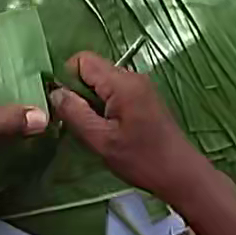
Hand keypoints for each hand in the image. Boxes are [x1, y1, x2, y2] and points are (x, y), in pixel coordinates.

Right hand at [49, 52, 218, 204]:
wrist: (181, 174)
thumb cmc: (141, 159)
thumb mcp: (100, 139)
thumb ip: (74, 112)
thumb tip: (54, 92)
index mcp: (122, 83)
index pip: (82, 60)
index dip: (67, 78)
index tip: (67, 106)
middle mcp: (132, 77)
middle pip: (92, 69)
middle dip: (78, 91)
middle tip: (79, 121)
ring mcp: (140, 86)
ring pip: (101, 81)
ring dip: (90, 100)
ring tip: (94, 127)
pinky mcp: (143, 97)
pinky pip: (114, 90)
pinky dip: (103, 104)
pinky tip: (108, 128)